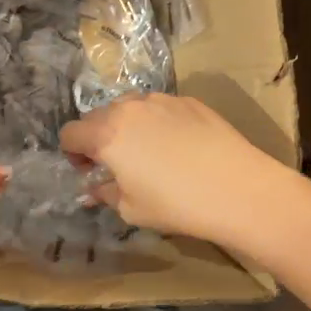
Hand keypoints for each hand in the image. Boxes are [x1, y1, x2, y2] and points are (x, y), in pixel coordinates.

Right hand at [60, 93, 285, 242]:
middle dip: (98, 138)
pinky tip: (178, 148)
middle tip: (115, 164)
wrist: (240, 189)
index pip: (70, 133)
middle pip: (97, 116)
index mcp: (106, 134)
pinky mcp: (189, 101)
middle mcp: (128, 108)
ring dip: (127, 127)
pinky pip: (159, 108)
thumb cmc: (177, 204)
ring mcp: (161, 100)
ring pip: (129, 107)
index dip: (73, 153)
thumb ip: (105, 193)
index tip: (89, 171)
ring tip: (147, 152)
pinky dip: (157, 123)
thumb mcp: (131, 209)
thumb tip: (95, 188)